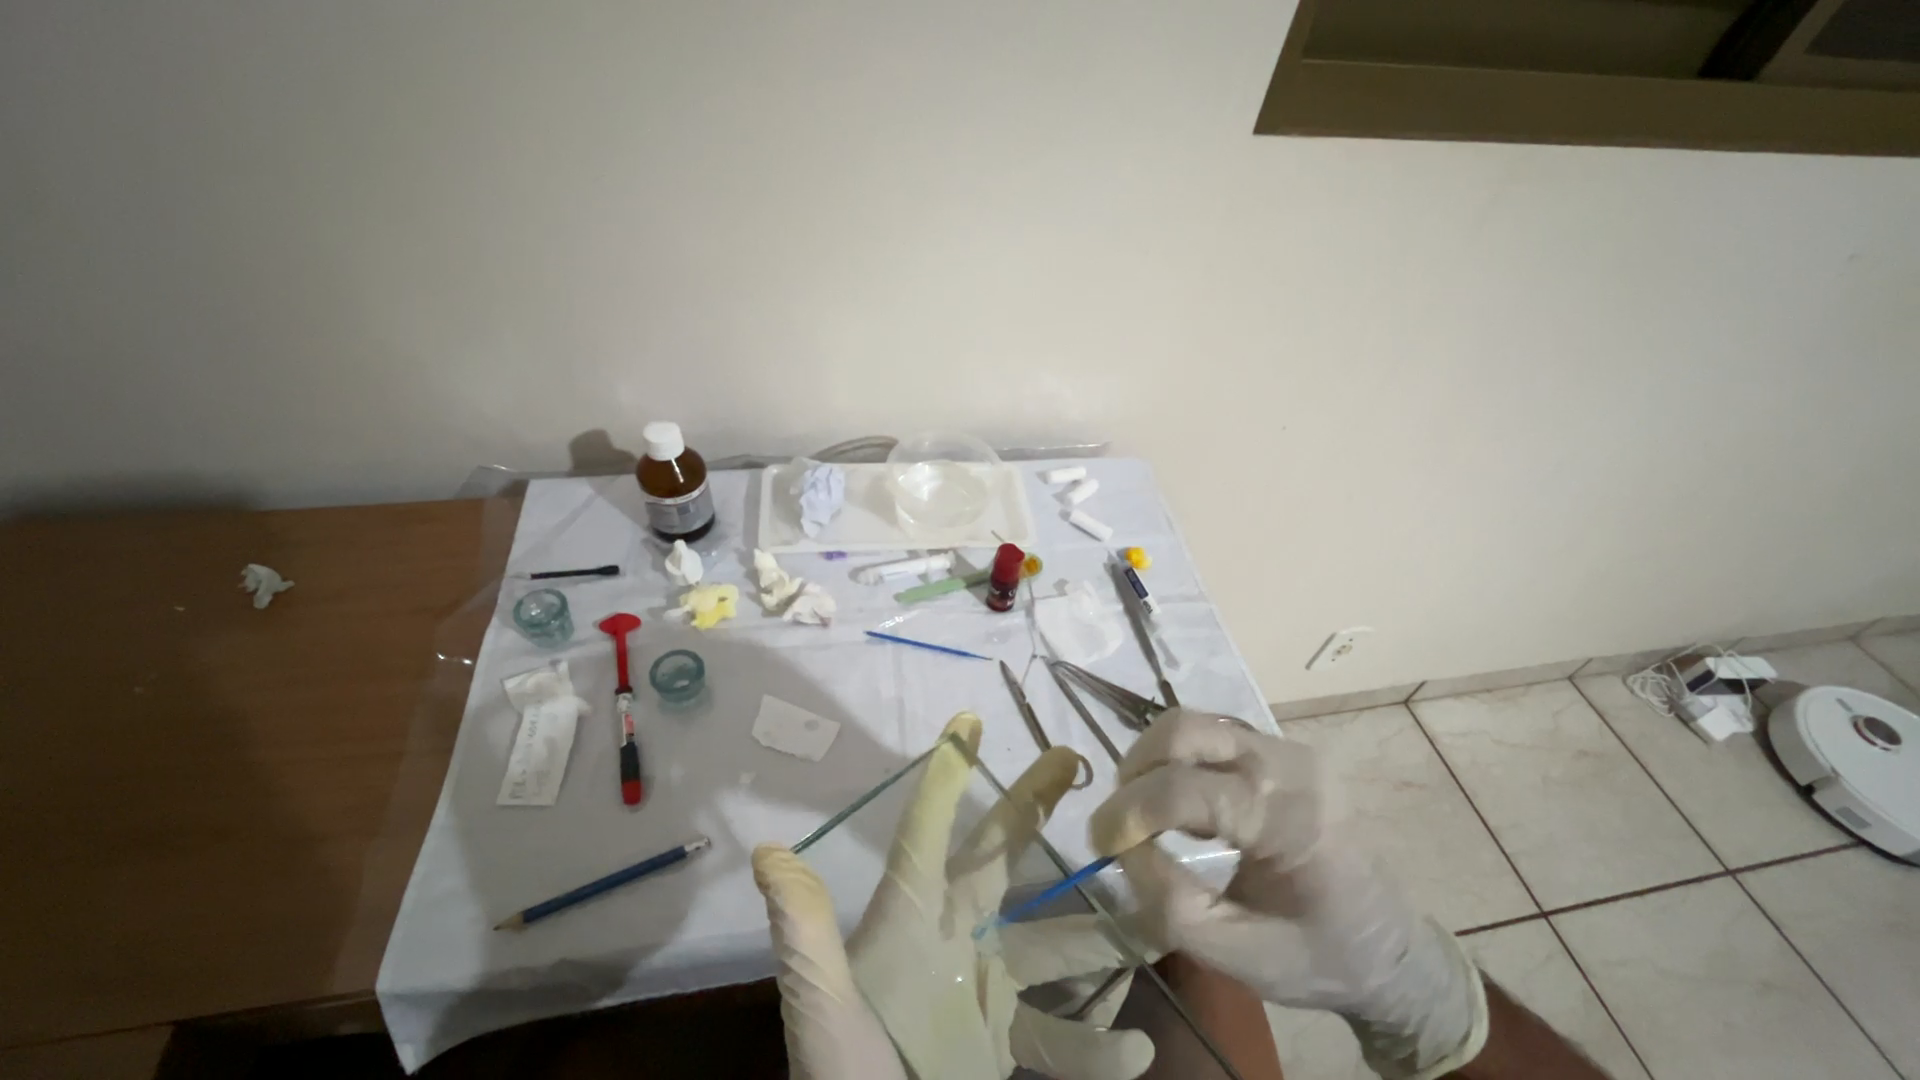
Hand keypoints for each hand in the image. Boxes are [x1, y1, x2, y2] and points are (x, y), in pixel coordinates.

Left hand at [753, 712, 1156, 1079]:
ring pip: (1053, 945)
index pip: (927, 834)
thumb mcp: (820, 1005)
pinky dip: (1096, 1046)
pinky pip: (1060, 1034)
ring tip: (1157, 917)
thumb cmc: (843, 1074)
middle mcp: (950, 936)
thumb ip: (804, 934)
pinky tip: (1136, 1051)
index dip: (947, 777)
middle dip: (1032, 807)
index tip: (968, 718)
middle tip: (1070, 756)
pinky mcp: (1006, 1038)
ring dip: (1105, 934)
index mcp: (906, 919)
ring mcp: (983, 986)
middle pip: (999, 859)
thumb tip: (764, 853)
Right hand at [1089, 709, 1487, 1079]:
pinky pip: (1212, 734)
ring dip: (1153, 759)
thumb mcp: (1236, 954)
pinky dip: (1178, 759)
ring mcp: (1289, 750)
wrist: (1390, 951)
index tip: (1099, 843)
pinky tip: (1181, 804)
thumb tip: (1123, 845)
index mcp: (1291, 820)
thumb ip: (1169, 901)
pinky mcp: (1282, 750)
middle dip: (1136, 769)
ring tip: (1145, 810)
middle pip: (1184, 729)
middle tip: (1121, 819)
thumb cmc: (1315, 958)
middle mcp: (1291, 766)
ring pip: (1194, 723)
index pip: (1186, 790)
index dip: (1129, 812)